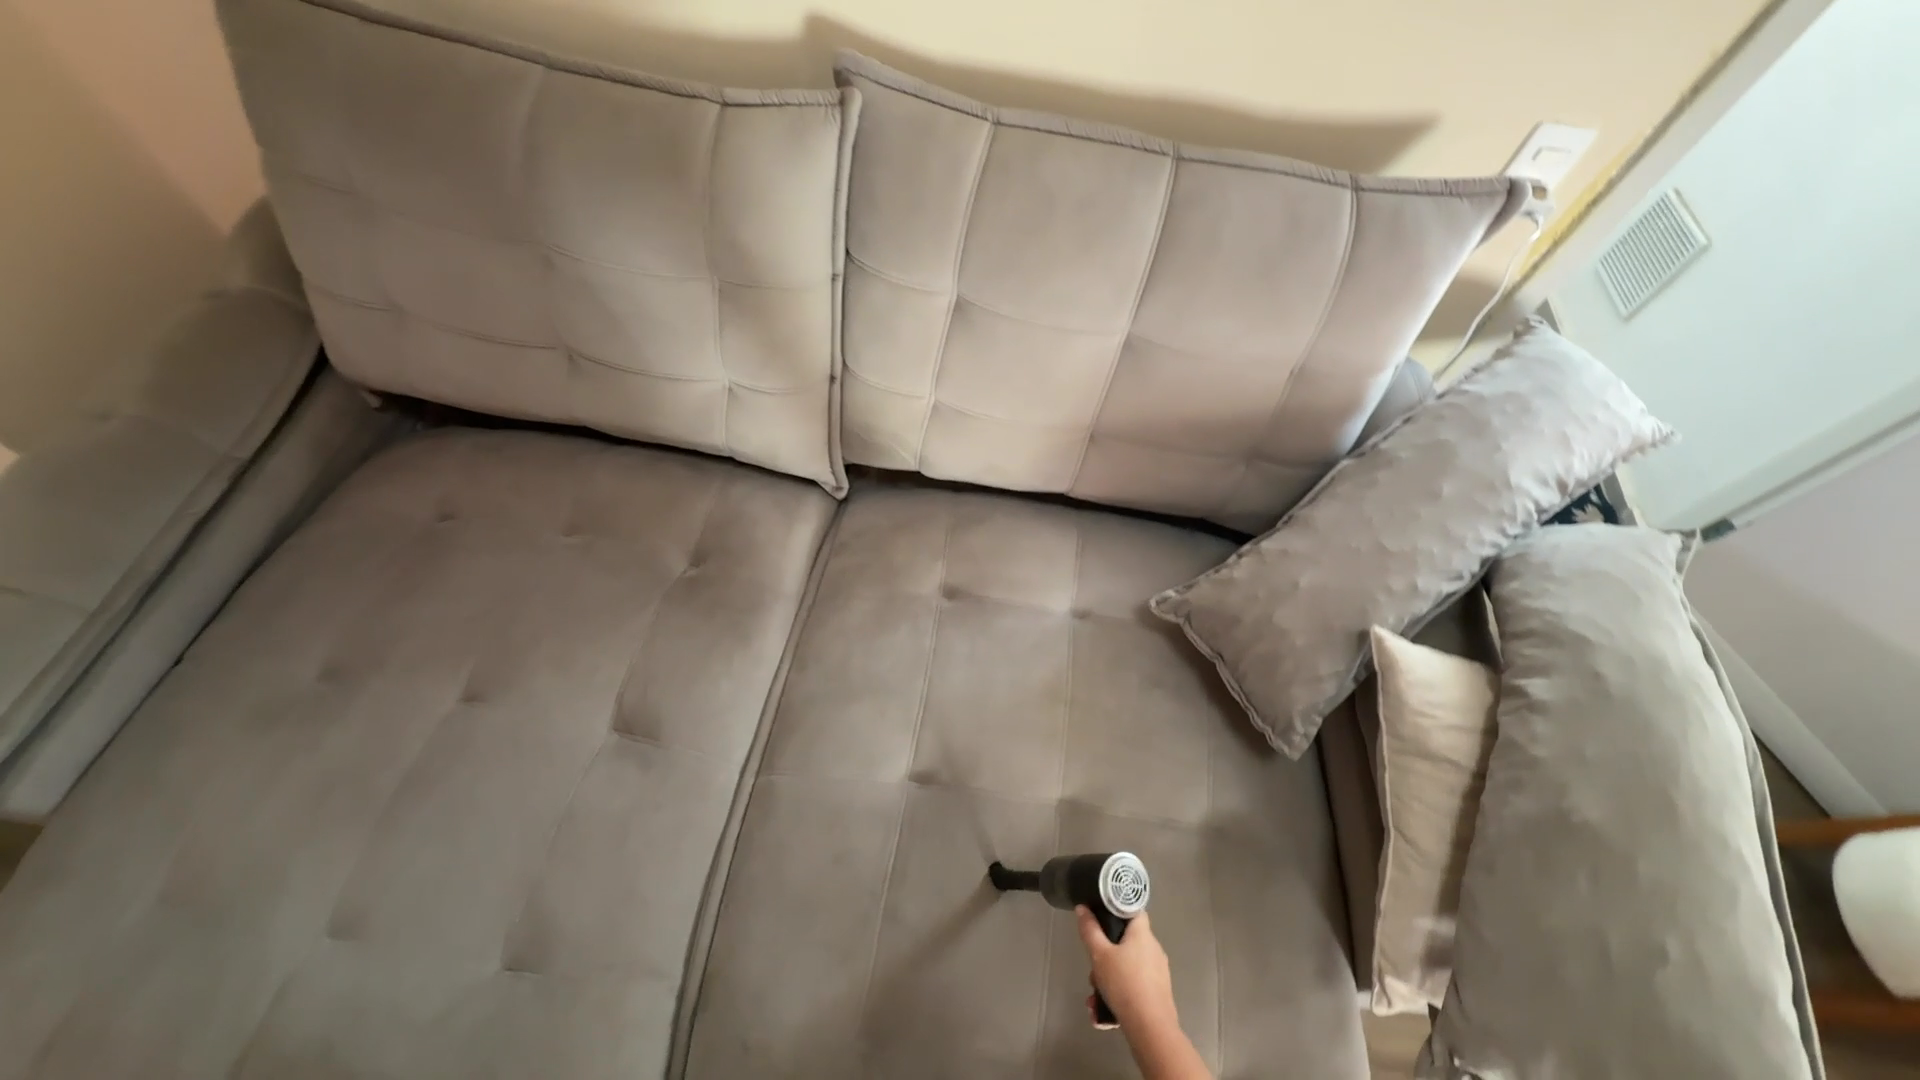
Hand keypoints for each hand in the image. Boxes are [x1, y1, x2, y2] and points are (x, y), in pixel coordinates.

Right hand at [1076, 906, 1177, 1033]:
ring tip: (1094, 999)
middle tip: (1093, 971)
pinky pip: (1133, 986)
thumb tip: (1083, 908)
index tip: (1100, 919)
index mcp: (1143, 935)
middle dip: (1104, 957)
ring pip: (1126, 968)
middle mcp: (1153, 950)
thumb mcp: (1099, 955)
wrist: (1151, 1028)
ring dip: (1107, 981)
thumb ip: (1089, 931)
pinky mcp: (1157, 993)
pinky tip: (1103, 1013)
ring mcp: (1157, 973)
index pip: (1133, 910)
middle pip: (1125, 943)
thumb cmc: (1124, 984)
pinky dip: (1118, 995)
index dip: (1116, 910)